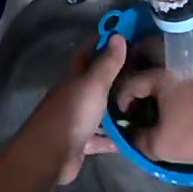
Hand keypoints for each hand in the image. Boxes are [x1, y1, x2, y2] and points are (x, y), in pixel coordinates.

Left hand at [20, 35, 127, 184]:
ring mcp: (74, 121)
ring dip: (116, 111)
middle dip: (113, 79)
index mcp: (72, 80)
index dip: (99, 45)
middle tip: (142, 76)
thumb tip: (118, 36)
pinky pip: (100, 139)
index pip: (84, 56)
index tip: (121, 38)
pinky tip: (132, 139)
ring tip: (143, 107)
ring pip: (98, 112)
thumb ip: (106, 64)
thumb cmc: (71, 115)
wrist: (49, 155)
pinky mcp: (79, 144)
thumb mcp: (92, 86)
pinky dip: (113, 139)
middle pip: (93, 84)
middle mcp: (72, 97)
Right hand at [113, 66, 192, 172]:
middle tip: (133, 75)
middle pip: (152, 48)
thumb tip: (131, 134)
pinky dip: (191, 72)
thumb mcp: (160, 146)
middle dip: (138, 57)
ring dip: (165, 64)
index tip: (122, 113)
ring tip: (162, 83)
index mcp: (161, 76)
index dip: (121, 98)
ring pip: (178, 56)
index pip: (131, 82)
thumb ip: (138, 140)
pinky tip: (192, 86)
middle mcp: (181, 65)